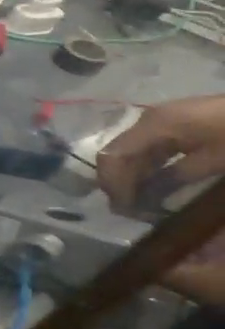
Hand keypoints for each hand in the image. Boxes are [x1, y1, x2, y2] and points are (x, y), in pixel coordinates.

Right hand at [97, 95, 224, 212]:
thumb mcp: (214, 160)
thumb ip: (174, 178)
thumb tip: (146, 198)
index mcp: (155, 125)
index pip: (113, 157)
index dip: (113, 184)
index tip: (125, 209)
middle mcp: (151, 119)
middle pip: (118, 154)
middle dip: (119, 182)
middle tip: (131, 208)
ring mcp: (165, 119)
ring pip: (132, 152)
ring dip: (133, 176)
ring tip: (144, 199)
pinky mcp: (179, 123)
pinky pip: (151, 147)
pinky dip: (149, 167)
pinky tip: (158, 182)